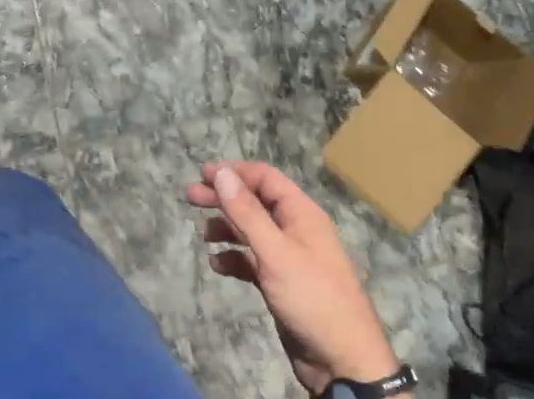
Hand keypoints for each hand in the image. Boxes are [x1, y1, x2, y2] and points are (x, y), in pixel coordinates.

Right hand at [185, 161, 398, 394]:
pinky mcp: (281, 282)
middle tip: (190, 197)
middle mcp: (295, 229)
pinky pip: (252, 260)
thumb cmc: (312, 298)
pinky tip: (218, 266)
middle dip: (224, 198)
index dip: (234, 172)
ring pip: (251, 230)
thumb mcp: (276, 252)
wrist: (343, 362)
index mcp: (301, 213)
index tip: (202, 174)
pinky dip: (234, 258)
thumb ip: (247, 212)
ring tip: (204, 236)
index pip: (265, 178)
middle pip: (254, 201)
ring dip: (226, 228)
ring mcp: (288, 257)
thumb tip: (221, 172)